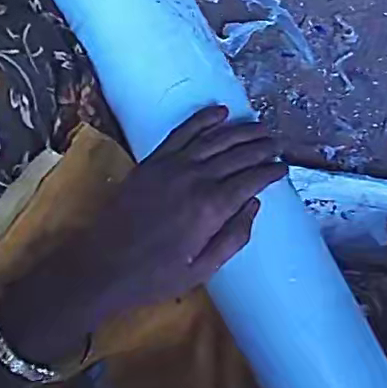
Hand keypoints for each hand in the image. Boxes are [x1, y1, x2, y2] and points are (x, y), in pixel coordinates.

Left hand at [44, 105, 287, 325]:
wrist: (103, 265)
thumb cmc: (156, 275)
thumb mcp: (204, 269)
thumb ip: (234, 237)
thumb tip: (254, 204)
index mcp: (211, 208)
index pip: (251, 180)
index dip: (270, 171)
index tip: (283, 169)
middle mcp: (195, 179)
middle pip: (238, 154)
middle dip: (262, 147)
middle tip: (278, 144)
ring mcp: (172, 166)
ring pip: (215, 138)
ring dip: (240, 130)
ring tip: (259, 127)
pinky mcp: (153, 161)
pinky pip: (182, 131)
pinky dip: (203, 119)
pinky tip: (220, 112)